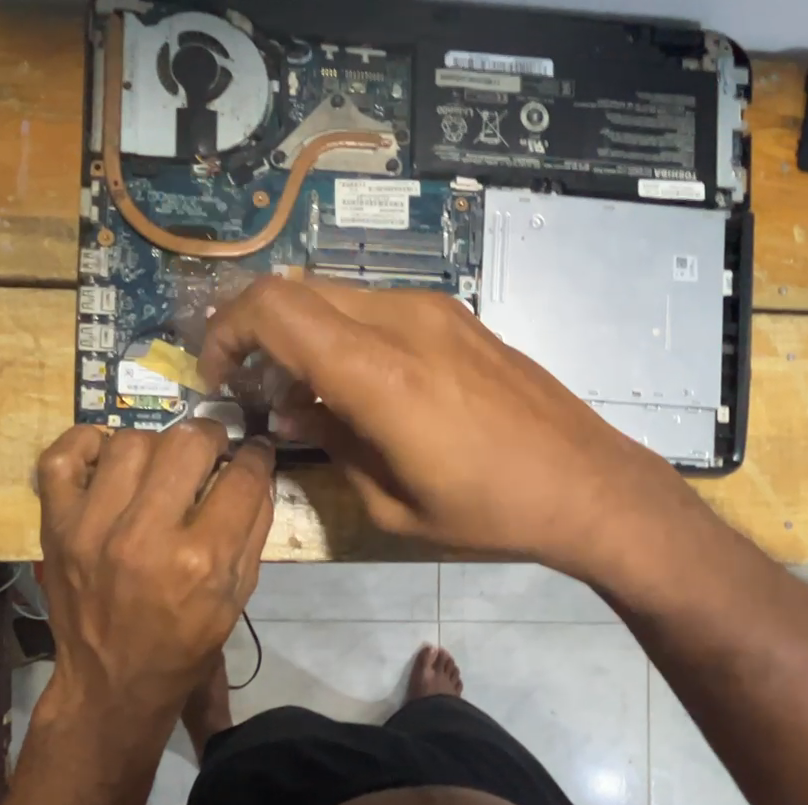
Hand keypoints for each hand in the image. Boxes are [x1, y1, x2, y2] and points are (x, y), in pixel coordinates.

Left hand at [33, 421, 274, 753]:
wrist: (113, 682)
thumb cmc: (186, 644)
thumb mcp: (238, 596)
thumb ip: (252, 529)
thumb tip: (254, 470)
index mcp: (202, 560)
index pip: (241, 476)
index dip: (256, 457)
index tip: (255, 454)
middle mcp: (147, 535)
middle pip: (188, 443)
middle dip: (212, 439)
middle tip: (211, 453)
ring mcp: (93, 527)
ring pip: (132, 441)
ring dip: (158, 446)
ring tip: (162, 465)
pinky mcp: (55, 525)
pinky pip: (62, 456)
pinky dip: (87, 443)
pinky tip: (109, 455)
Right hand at [198, 278, 688, 574]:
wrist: (588, 485)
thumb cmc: (490, 512)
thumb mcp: (393, 505)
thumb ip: (332, 445)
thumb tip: (288, 411)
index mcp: (380, 373)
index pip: (273, 309)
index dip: (227, 331)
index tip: (219, 374)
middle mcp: (404, 321)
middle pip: (297, 289)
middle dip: (257, 329)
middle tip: (253, 385)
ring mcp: (437, 310)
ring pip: (337, 294)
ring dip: (303, 330)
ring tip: (306, 393)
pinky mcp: (459, 316)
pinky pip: (378, 306)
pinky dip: (345, 331)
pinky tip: (358, 383)